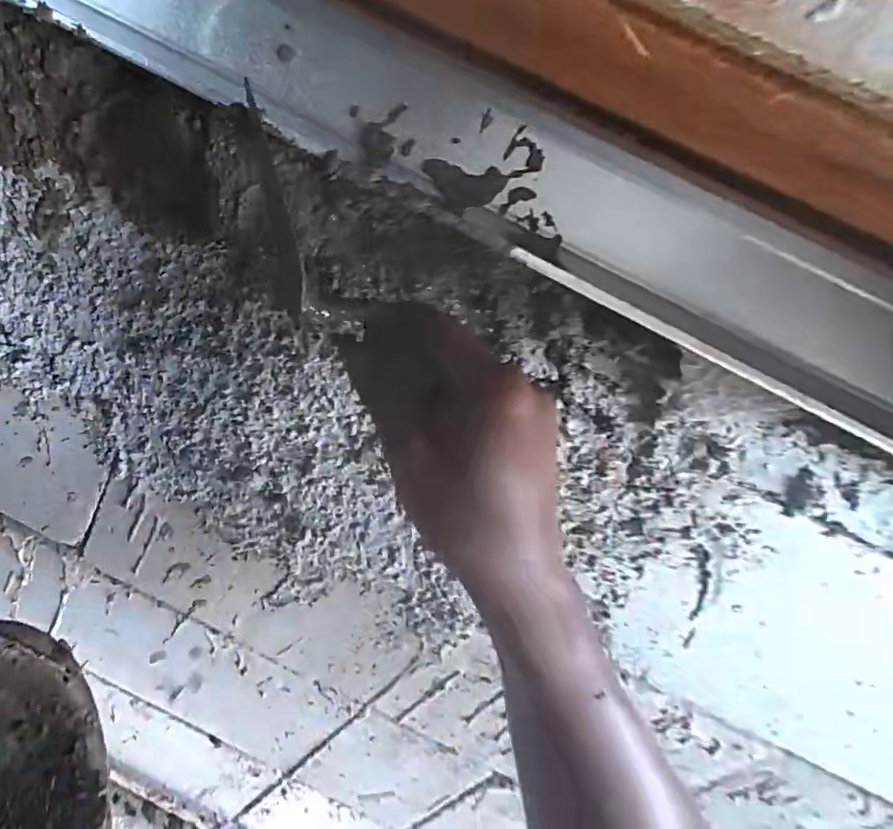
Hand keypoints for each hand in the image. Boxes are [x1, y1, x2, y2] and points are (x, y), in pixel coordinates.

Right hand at [339, 303, 564, 604]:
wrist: (519, 572)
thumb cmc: (459, 515)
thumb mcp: (409, 452)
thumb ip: (383, 392)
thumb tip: (354, 346)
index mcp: (494, 384)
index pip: (438, 329)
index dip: (396, 320)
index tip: (363, 324)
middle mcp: (523, 383)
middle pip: (456, 350)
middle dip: (413, 354)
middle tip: (374, 375)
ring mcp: (536, 405)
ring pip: (472, 374)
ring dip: (434, 379)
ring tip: (403, 410)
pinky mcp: (538, 425)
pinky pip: (490, 395)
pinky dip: (459, 398)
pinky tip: (438, 430)